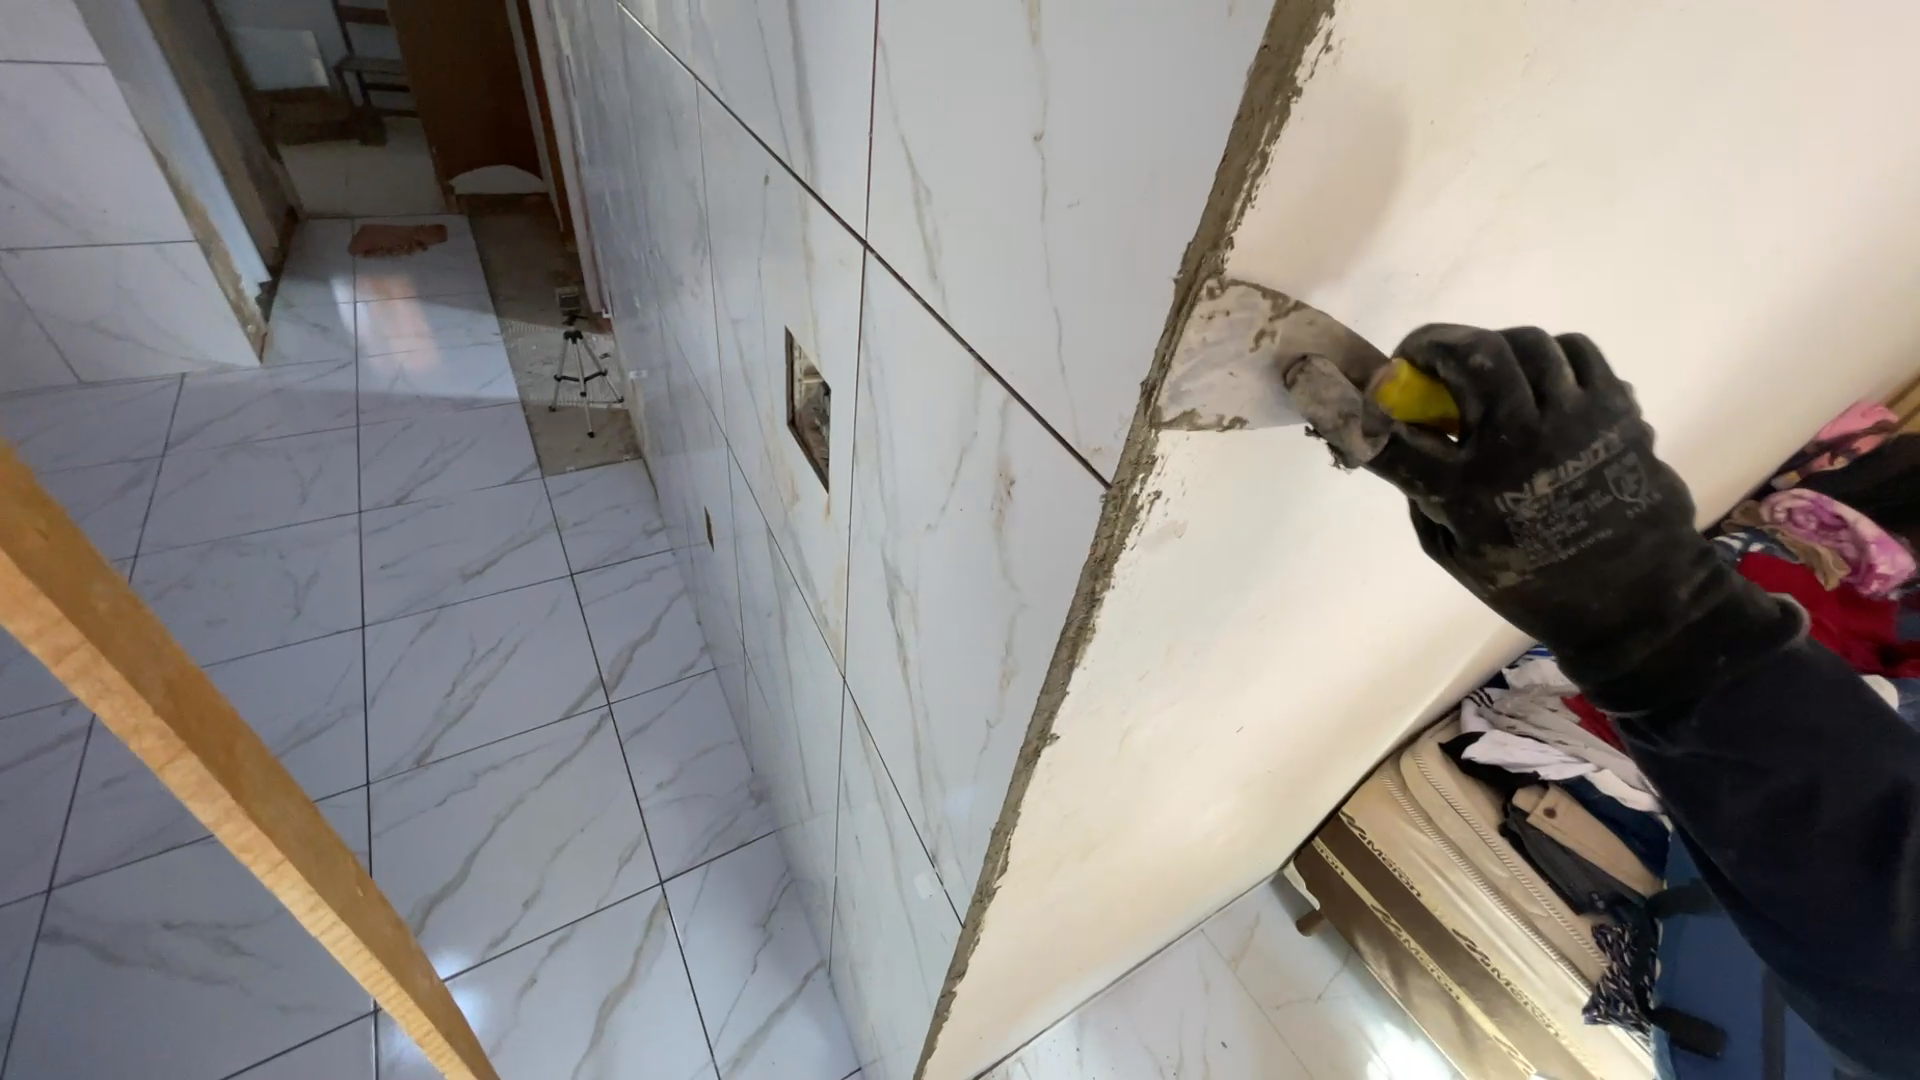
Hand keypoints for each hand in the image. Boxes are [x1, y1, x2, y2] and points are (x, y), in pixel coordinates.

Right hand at [1360, 326, 1800, 710]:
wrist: (1636, 597)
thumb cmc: (1524, 580)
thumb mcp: (1447, 544)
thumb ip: (1422, 485)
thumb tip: (1412, 430)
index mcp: (1465, 492)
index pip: (1386, 437)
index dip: (1339, 402)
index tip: (1308, 375)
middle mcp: (1519, 446)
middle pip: (1473, 356)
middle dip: (1432, 343)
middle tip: (1417, 356)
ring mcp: (1577, 421)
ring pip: (1525, 343)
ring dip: (1486, 348)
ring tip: (1477, 372)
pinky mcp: (1619, 409)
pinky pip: (1573, 352)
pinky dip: (1540, 356)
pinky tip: (1530, 383)